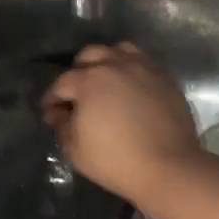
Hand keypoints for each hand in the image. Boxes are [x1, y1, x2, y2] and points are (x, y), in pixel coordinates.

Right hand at [42, 42, 204, 206]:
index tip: (50, 113)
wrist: (169, 167)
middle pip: (90, 55)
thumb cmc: (116, 160)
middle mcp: (115, 65)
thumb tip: (58, 113)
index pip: (62, 83)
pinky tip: (131, 89)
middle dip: (78, 72)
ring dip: (107, 63)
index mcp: (89, 80)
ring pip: (119, 51)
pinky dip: (131, 70)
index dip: (52, 99)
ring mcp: (143, 68)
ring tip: (106, 83)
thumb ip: (62, 126)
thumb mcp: (76, 150)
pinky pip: (143, 63)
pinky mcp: (165, 78)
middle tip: (78, 95)